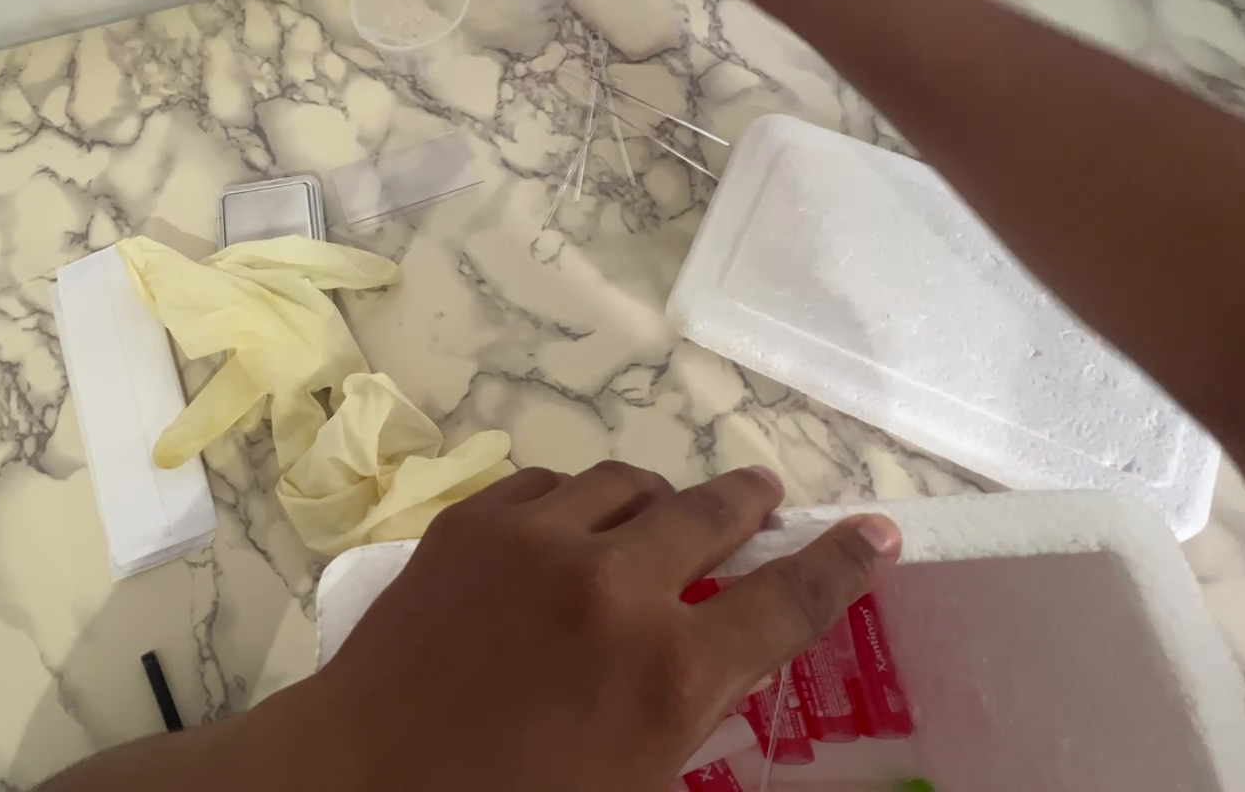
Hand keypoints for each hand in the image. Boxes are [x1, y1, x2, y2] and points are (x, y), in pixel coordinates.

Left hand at [285, 462, 901, 791]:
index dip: (837, 566)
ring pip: (624, 482)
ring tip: (662, 509)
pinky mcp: (473, 517)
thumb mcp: (634, 776)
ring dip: (655, 496)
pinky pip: (547, 482)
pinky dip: (573, 499)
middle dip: (746, 502)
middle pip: (706, 514)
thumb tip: (715, 649)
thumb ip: (689, 706)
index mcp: (666, 670)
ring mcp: (533, 536)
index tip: (872, 530)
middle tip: (763, 493)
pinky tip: (570, 519)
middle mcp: (609, 583)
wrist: (372, 770)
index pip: (782, 604)